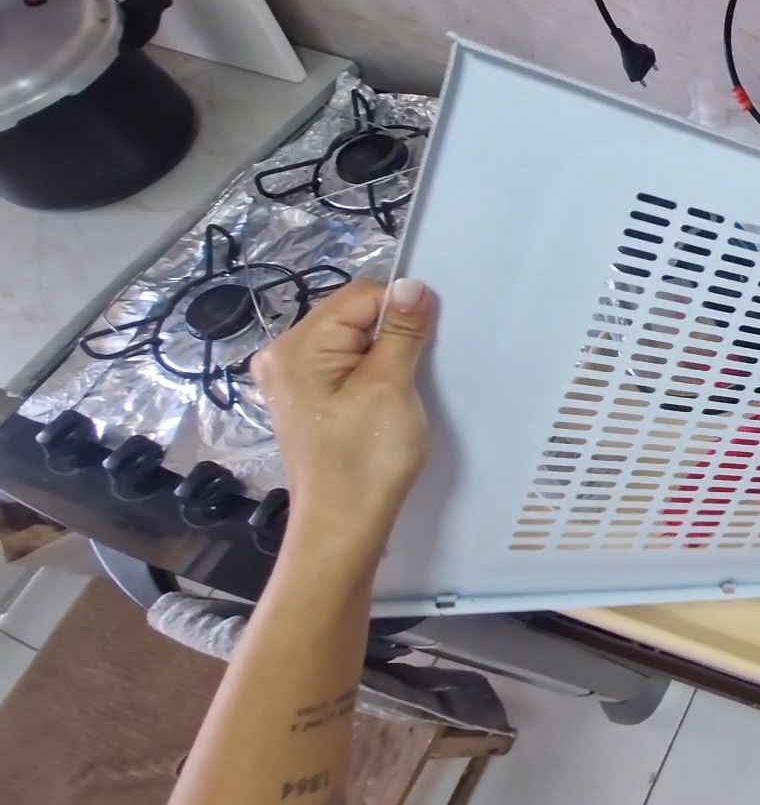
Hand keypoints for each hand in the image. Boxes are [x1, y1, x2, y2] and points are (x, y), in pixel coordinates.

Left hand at [255, 278, 435, 561]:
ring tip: (405, 382)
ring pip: (356, 338)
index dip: (403, 310)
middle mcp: (287, 354)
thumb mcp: (390, 385)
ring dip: (390, 351)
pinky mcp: (311, 396)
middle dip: (395, 330)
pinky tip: (391, 392)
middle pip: (356, 314)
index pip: (362, 296)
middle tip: (419, 365)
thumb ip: (401, 332)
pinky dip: (378, 368)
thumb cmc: (367, 454)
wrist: (346, 519)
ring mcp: (295, 377)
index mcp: (298, 346)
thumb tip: (413, 285)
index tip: (428, 342)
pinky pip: (350, 361)